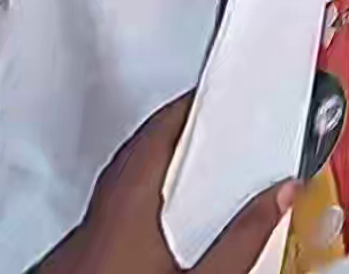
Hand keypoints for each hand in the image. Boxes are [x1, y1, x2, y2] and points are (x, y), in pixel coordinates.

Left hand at [39, 93, 297, 273]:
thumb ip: (245, 235)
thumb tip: (284, 190)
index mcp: (121, 219)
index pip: (150, 140)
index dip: (178, 109)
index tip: (204, 92)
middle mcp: (85, 235)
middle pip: (126, 165)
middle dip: (165, 138)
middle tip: (202, 124)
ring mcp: (64, 261)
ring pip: (107, 200)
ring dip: (145, 176)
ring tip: (184, 172)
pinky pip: (95, 230)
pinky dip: (128, 213)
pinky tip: (150, 231)